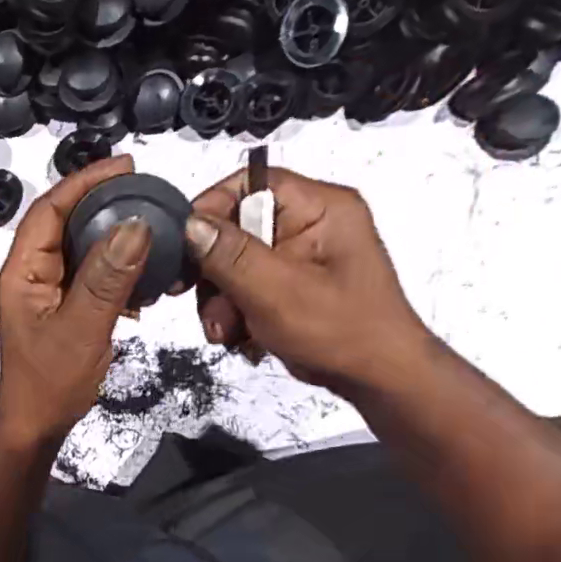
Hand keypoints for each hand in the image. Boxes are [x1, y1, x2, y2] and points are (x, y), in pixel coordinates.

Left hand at [0, 155, 148, 448]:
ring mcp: (47, 292)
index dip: (83, 183)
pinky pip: (89, 275)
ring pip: (79, 248)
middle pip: (63, 223)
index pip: (48, 210)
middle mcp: (32, 275)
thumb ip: (106, 279)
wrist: (38, 426)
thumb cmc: (51, 384)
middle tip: (143, 192)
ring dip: (111, 235)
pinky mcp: (63, 308)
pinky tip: (140, 273)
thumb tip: (135, 226)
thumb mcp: (81, 329)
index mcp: (23, 272)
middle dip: (101, 202)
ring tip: (148, 225)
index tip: (124, 167)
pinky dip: (114, 268)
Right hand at [187, 167, 433, 395]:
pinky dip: (236, 313)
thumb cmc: (338, 331)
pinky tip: (239, 336)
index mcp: (319, 208)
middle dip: (214, 273)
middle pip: (237, 228)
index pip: (252, 182)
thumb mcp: (277, 292)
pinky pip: (247, 287)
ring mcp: (300, 256)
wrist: (377, 379)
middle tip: (209, 310)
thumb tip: (189, 224)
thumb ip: (230, 255)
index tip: (183, 247)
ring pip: (235, 263)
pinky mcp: (292, 285)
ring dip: (220, 301)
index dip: (211, 209)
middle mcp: (309, 223)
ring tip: (226, 333)